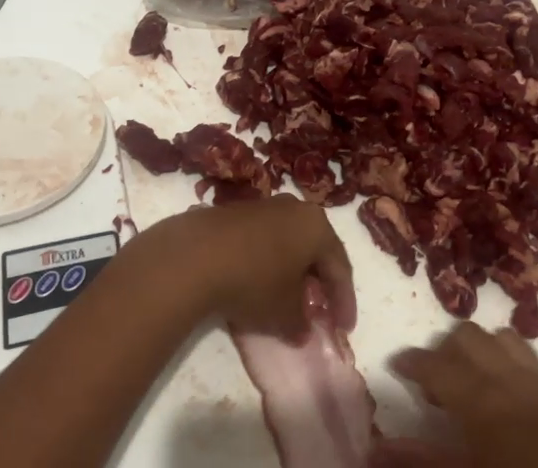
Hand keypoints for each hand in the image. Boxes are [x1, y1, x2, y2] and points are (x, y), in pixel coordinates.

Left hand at [132, 194, 354, 337]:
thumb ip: (300, 323)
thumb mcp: (284, 312)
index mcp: (316, 226)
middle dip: (318, 283)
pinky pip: (262, 240)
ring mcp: (262, 206)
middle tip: (319, 311)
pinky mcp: (233, 212)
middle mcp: (293, 208)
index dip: (343, 301)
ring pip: (287, 243)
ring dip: (291, 272)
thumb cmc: (254, 280)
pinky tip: (257, 284)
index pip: (340, 267)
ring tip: (287, 300)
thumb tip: (303, 331)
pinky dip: (267, 263)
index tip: (343, 329)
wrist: (194, 254)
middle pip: (314, 249)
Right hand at [380, 323, 537, 467]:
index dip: (411, 361)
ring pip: (503, 338)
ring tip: (472, 384)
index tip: (396, 366)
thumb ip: (424, 458)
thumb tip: (381, 446)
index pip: (435, 364)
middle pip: (468, 336)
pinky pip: (533, 362)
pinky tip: (509, 398)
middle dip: (445, 351)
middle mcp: (513, 380)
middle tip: (435, 385)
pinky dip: (512, 366)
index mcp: (483, 402)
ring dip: (482, 351)